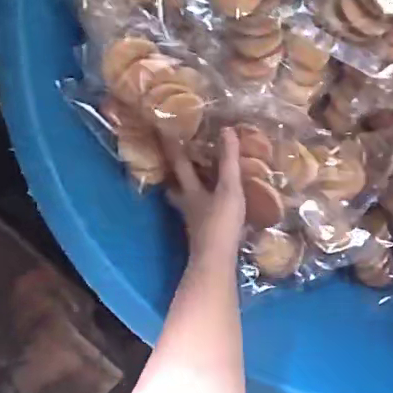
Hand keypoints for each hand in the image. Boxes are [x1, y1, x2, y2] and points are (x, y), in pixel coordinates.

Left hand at [167, 127, 244, 261]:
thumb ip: (229, 161)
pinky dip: (204, 207)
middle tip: (173, 163)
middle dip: (173, 176)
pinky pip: (200, 215)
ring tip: (196, 182)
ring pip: (186, 203)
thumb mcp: (229, 189)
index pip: (179, 164)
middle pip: (174, 188)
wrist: (216, 262)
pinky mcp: (204, 236)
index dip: (173, 148)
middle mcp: (187, 206)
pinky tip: (213, 208)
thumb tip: (226, 130)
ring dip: (188, 192)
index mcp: (190, 191)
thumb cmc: (220, 223)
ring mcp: (194, 223)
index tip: (164, 132)